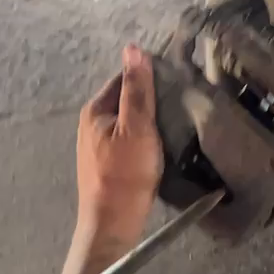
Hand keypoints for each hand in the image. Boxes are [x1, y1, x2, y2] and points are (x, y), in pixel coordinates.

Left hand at [76, 45, 162, 233]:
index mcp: (95, 110)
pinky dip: (146, 138)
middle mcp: (92, 123)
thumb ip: (137, 90)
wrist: (112, 226)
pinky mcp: (108, 163)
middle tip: (182, 104)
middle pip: (127, 99)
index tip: (177, 84)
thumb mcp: (136, 128)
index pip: (125, 78)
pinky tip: (162, 145)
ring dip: (151, 120)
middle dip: (152, 99)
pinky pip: (130, 138)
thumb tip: (133, 48)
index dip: (150, 78)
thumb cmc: (125, 176)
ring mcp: (98, 144)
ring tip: (176, 123)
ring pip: (130, 120)